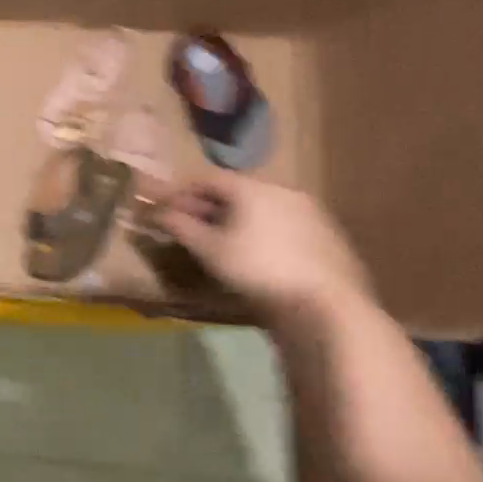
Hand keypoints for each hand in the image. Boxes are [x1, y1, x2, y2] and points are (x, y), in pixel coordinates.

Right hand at [159, 172, 370, 322]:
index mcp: (253, 188)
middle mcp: (283, 191)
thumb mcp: (207, 249)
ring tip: (217, 241)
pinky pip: (280, 222)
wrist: (325, 302)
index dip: (180, 192)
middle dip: (206, 207)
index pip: (206, 179)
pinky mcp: (325, 233)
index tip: (162, 209)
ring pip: (259, 207)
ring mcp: (309, 211)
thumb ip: (179, 226)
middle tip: (186, 226)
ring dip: (233, 218)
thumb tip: (157, 213)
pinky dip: (259, 229)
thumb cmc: (257, 268)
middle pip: (235, 191)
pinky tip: (252, 252)